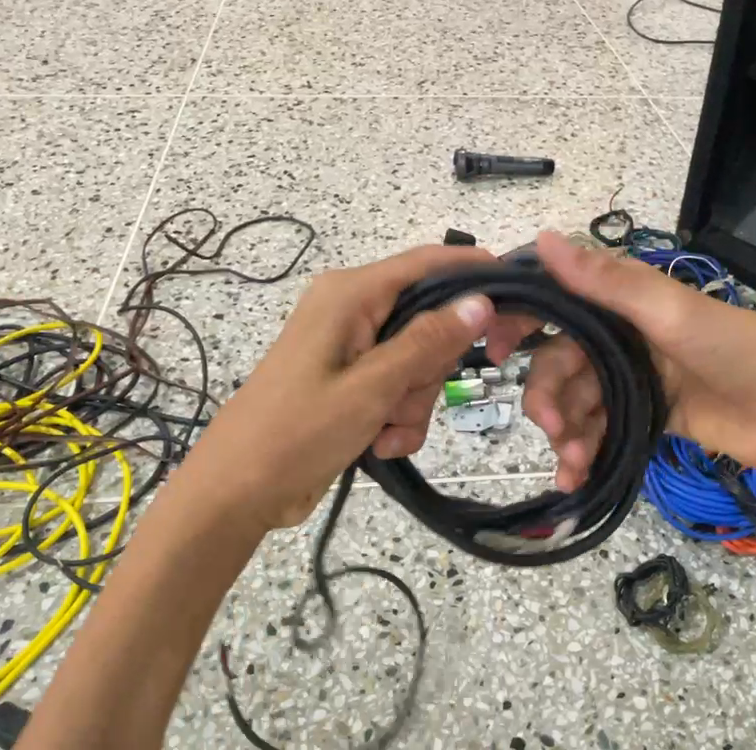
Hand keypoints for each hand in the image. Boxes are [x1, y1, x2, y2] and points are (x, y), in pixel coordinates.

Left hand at [190, 245, 495, 529]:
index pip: (427, 263)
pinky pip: (398, 386)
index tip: (519, 295)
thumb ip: (428, 341)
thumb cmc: (297, 432)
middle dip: (429, 369)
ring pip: (418, 360)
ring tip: (383, 431)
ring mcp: (350, 347)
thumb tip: (480, 299)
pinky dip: (397, 415)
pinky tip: (378, 444)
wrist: (236, 494)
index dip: (473, 272)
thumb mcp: (371, 387)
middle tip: (407, 400)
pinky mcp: (350, 379)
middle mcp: (352, 310)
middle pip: (428, 320)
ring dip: (413, 401)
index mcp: (350, 294)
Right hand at [494, 231, 755, 491]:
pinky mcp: (642, 417)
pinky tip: (574, 477)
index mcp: (624, 301)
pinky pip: (597, 431)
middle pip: (558, 362)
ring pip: (574, 401)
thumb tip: (542, 238)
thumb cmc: (736, 349)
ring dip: (563, 431)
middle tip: (550, 426)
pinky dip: (582, 452)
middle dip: (546, 394)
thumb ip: (607, 282)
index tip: (492, 347)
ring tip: (570, 461)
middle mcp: (620, 336)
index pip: (557, 303)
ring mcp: (630, 379)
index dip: (521, 321)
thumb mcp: (671, 310)